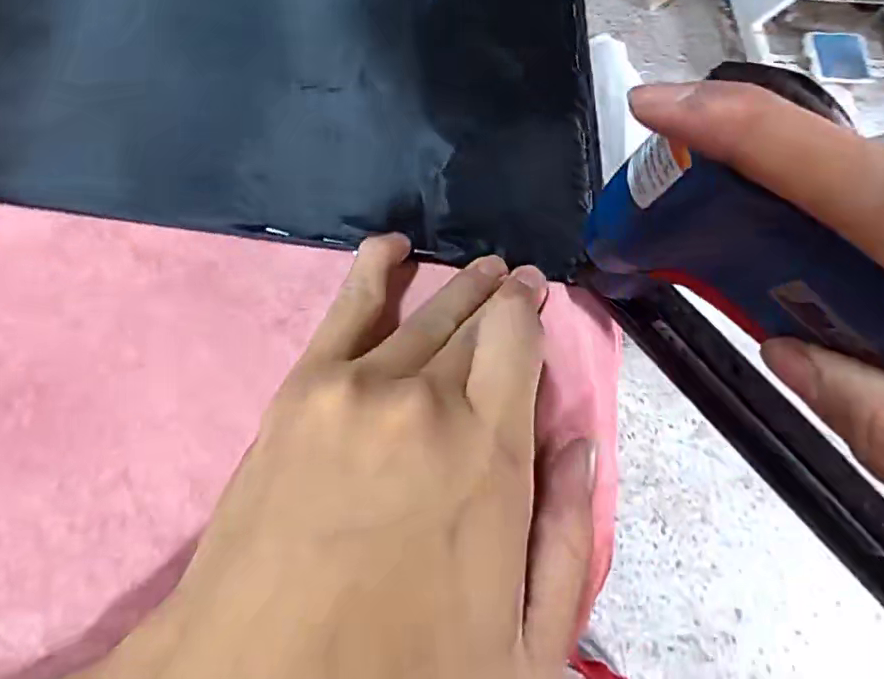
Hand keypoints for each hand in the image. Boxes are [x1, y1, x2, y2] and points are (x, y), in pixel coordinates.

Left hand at [89, 235, 593, 678]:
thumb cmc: (403, 674)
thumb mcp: (524, 649)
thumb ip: (565, 538)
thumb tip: (581, 444)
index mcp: (488, 455)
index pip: (518, 340)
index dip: (531, 314)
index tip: (537, 301)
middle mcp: (427, 402)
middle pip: (474, 322)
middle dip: (502, 298)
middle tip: (516, 280)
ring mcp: (357, 386)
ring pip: (422, 314)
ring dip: (458, 288)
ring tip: (480, 271)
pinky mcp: (303, 388)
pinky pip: (347, 307)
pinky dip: (375, 268)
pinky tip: (393, 246)